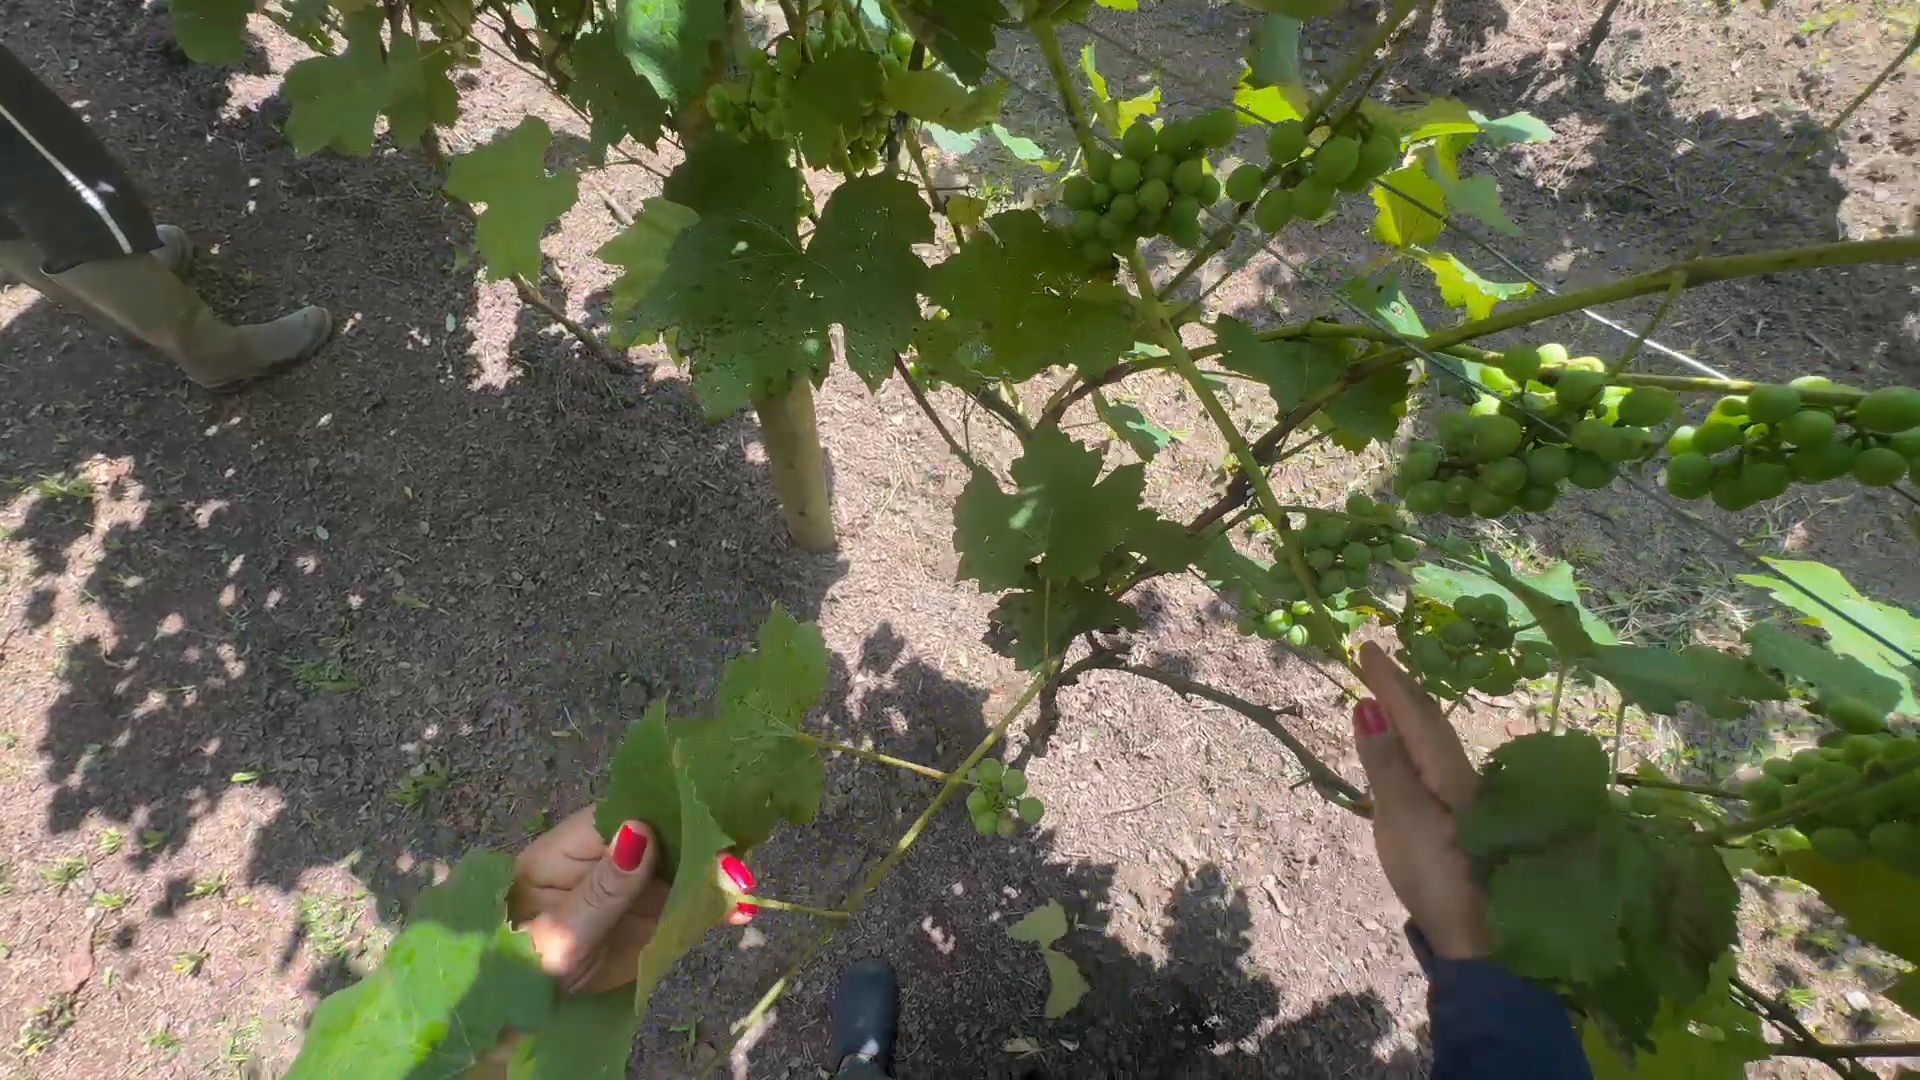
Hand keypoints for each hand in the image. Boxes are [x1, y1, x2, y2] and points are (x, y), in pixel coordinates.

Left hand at [507, 808, 755, 994]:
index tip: (707, 822)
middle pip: (665, 835)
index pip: (629, 811)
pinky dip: (712, 906)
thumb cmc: (514, 971)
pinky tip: (738, 911)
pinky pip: (685, 903)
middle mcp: (610, 855)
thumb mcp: (555, 935)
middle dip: (703, 845)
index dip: (670, 812)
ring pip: (683, 867)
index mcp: (573, 844)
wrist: (510, 1020)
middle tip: (735, 866)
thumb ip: (600, 889)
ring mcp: (632, 885)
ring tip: (744, 889)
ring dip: (715, 875)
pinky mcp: (649, 915)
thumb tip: (641, 829)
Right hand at [1352, 641, 1489, 959]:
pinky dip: (1416, 736)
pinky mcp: (1459, 817)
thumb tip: (1367, 706)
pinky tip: (1411, 746)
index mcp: (1446, 771)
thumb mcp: (1401, 817)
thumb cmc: (1437, 875)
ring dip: (1411, 708)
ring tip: (1391, 691)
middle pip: (1429, 721)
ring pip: (1435, 738)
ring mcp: (1463, 798)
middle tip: (1376, 660)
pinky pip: (1433, 756)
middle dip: (1401, 687)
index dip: (1388, 679)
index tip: (1367, 646)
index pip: (1413, 712)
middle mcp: (1460, 776)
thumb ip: (1385, 762)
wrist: (1479, 939)